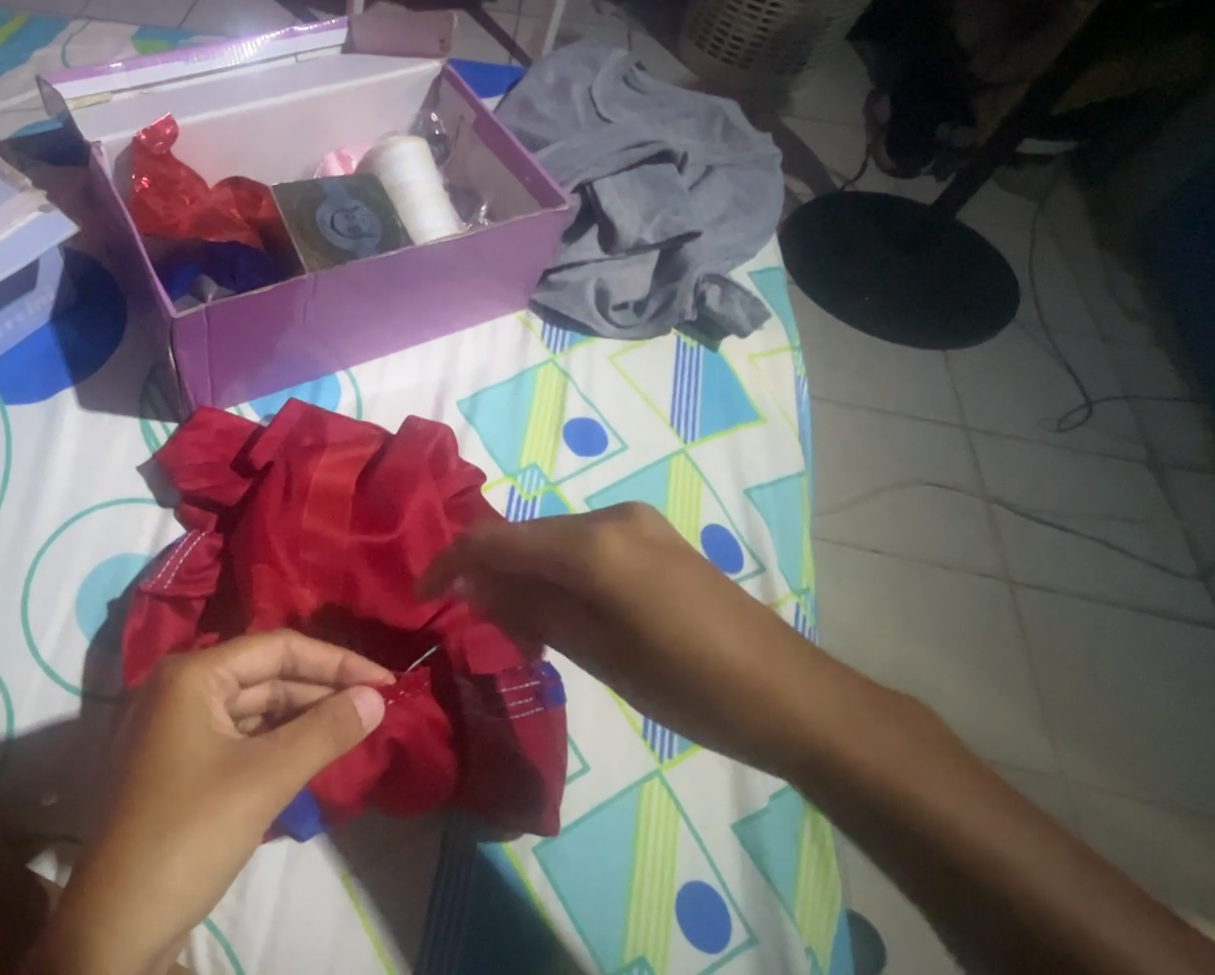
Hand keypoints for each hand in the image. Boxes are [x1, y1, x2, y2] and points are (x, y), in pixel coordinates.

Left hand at [29, 631, 390, 974]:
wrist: (117, 921)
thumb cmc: (191, 834)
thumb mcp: (265, 779)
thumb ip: (324, 732)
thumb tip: (377, 697)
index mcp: (191, 675)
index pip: (276, 648)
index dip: (335, 661)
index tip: (386, 682)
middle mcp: (180, 689)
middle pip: (265, 675)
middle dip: (322, 690)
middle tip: (379, 707)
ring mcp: (178, 728)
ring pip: (254, 708)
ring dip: (303, 717)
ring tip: (358, 728)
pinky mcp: (182, 764)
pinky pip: (241, 738)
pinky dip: (279, 743)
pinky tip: (316, 752)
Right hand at [418, 502, 863, 775]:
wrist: (792, 695)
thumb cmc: (688, 686)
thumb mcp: (597, 655)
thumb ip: (528, 611)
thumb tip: (471, 586)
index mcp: (593, 545)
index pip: (494, 539)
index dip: (449, 563)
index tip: (422, 595)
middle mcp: (610, 518)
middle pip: (523, 536)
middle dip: (490, 574)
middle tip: (482, 628)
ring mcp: (636, 525)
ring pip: (552, 542)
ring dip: (525, 578)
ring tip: (524, 633)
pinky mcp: (654, 540)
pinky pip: (583, 548)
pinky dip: (559, 576)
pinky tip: (564, 616)